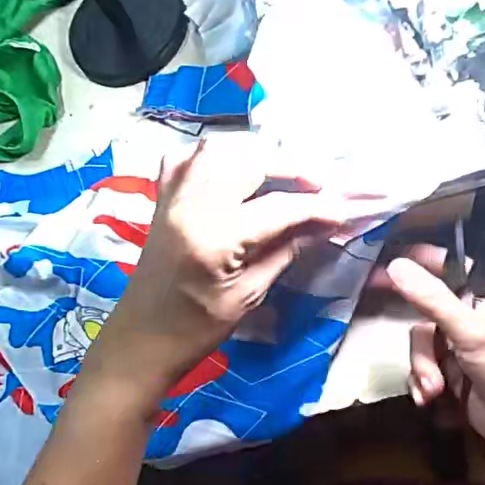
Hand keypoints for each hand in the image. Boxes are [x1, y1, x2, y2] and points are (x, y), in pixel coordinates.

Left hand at [83, 139, 336, 399]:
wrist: (141, 337)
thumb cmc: (196, 329)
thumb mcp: (249, 295)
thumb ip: (285, 251)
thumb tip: (323, 224)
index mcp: (215, 237)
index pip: (279, 207)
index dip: (316, 207)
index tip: (343, 211)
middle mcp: (192, 204)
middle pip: (251, 161)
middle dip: (291, 167)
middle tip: (318, 186)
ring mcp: (173, 195)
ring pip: (221, 148)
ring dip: (257, 154)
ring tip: (283, 174)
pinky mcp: (163, 196)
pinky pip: (191, 156)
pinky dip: (219, 155)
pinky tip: (236, 170)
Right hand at [386, 257, 484, 484]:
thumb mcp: (473, 333)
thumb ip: (432, 298)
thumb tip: (396, 263)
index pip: (448, 266)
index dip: (416, 265)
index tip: (382, 272)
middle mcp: (476, 316)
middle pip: (426, 313)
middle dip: (423, 344)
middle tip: (418, 358)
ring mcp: (465, 347)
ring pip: (423, 345)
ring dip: (424, 369)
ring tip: (436, 391)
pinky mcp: (457, 375)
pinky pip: (425, 369)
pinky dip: (424, 384)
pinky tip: (431, 400)